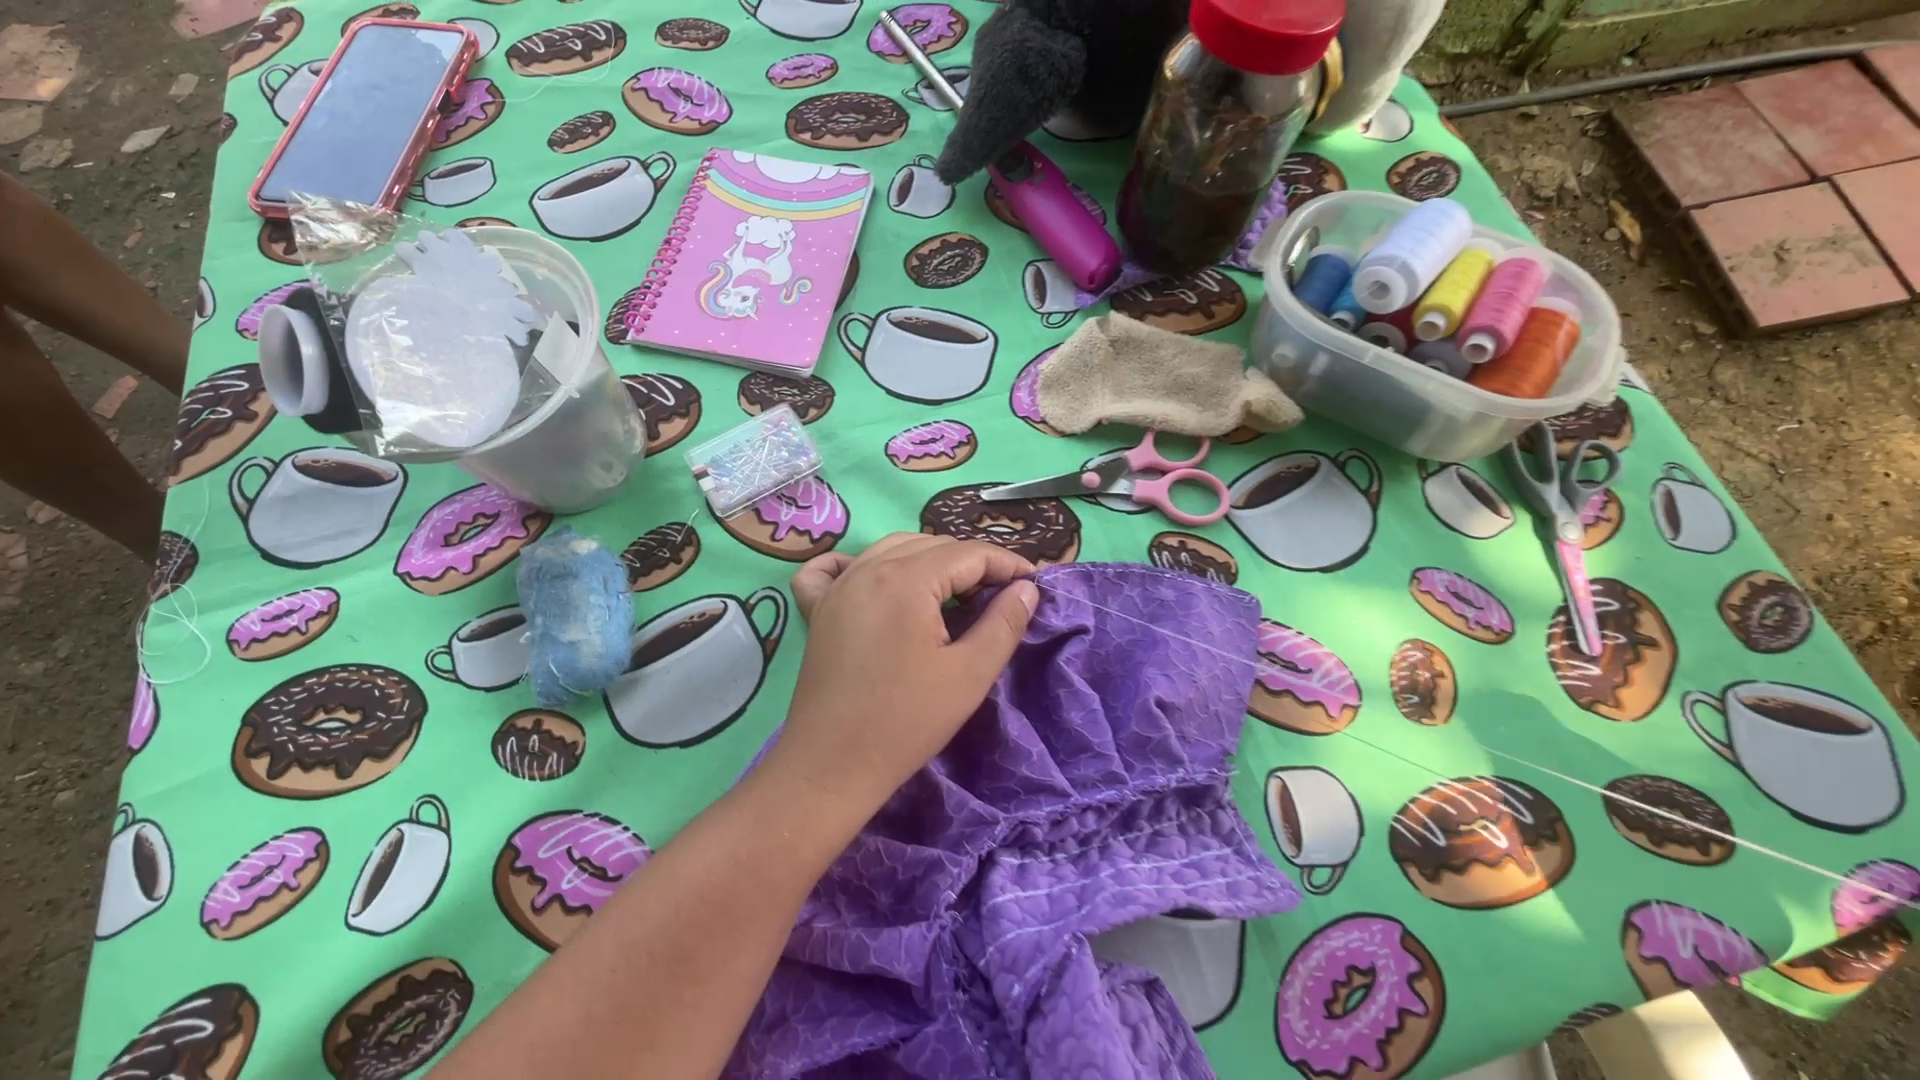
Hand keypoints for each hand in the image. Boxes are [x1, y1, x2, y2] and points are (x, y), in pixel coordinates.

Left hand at [770, 533, 1039, 804]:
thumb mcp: (969, 675)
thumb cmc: (906, 722)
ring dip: (929, 560)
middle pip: (931, 545)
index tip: (1034, 584)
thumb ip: (1003, 624)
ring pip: (891, 549)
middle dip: (972, 562)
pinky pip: (833, 568)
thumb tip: (1026, 589)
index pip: (968, 553)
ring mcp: (837, 587)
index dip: (1007, 563)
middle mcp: (868, 569)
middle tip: (1001, 594)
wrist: (831, 765)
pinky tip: (875, 580)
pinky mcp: (818, 610)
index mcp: (907, 580)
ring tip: (956, 591)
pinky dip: (859, 563)